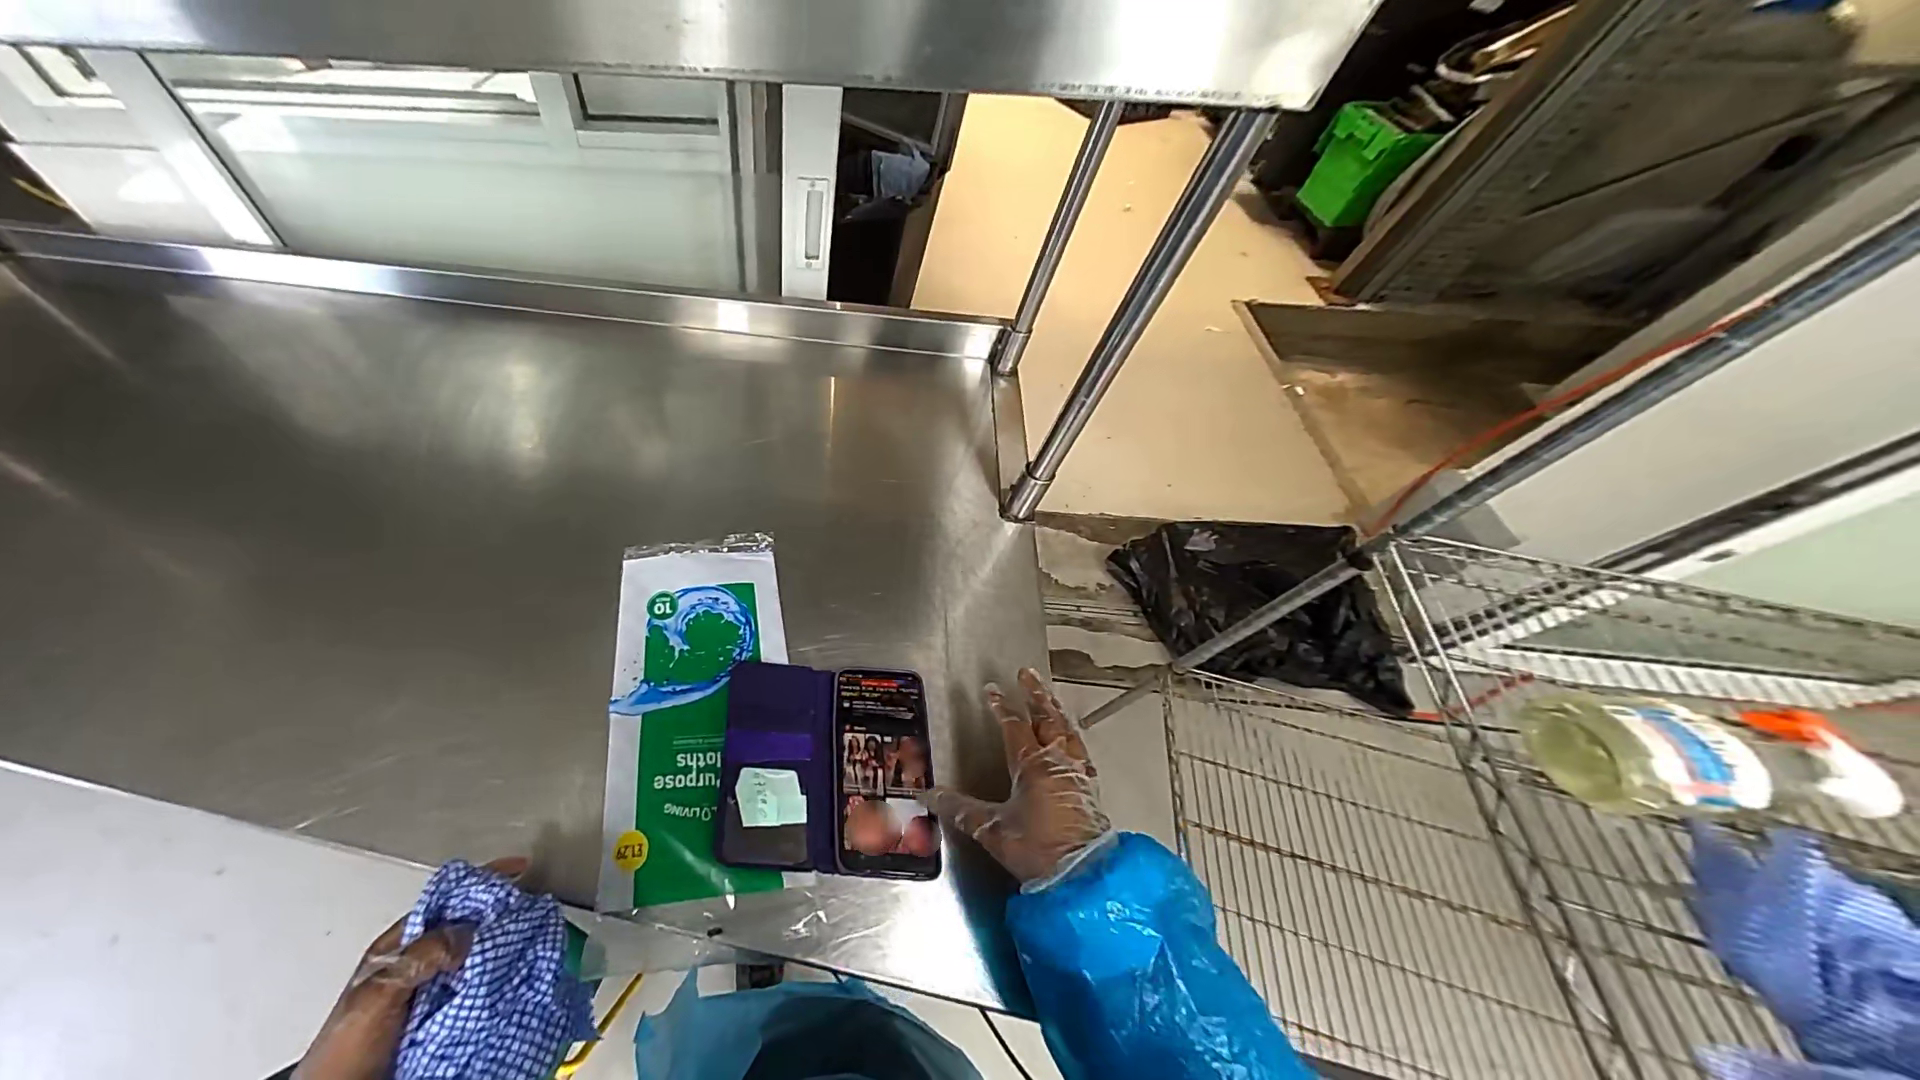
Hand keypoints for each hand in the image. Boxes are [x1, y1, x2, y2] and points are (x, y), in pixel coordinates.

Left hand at [291, 856, 526, 1079]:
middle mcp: (420, 961)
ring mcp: (435, 987)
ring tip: (531, 942)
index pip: (448, 898)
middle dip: (502, 914)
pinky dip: (504, 975)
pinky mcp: (448, 1013)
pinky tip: (516, 976)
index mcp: (398, 947)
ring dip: (505, 945)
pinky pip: (484, 982)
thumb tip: (470, 933)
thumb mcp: (376, 994)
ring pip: (480, 951)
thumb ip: (419, 955)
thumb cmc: (342, 1056)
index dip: (483, 880)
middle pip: (471, 922)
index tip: (518, 868)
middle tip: (531, 911)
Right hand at [922, 668, 1111, 886]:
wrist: (1082, 875)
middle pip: (1047, 717)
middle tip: (1027, 673)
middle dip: (1035, 693)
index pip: (1014, 725)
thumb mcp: (992, 829)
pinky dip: (1073, 734)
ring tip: (1049, 696)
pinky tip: (1073, 738)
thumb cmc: (1036, 848)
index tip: (992, 690)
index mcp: (1032, 764)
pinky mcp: (1089, 786)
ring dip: (1056, 709)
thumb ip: (960, 809)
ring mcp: (1078, 771)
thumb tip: (928, 794)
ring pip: (1067, 729)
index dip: (1001, 706)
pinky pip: (1081, 748)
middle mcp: (1057, 760)